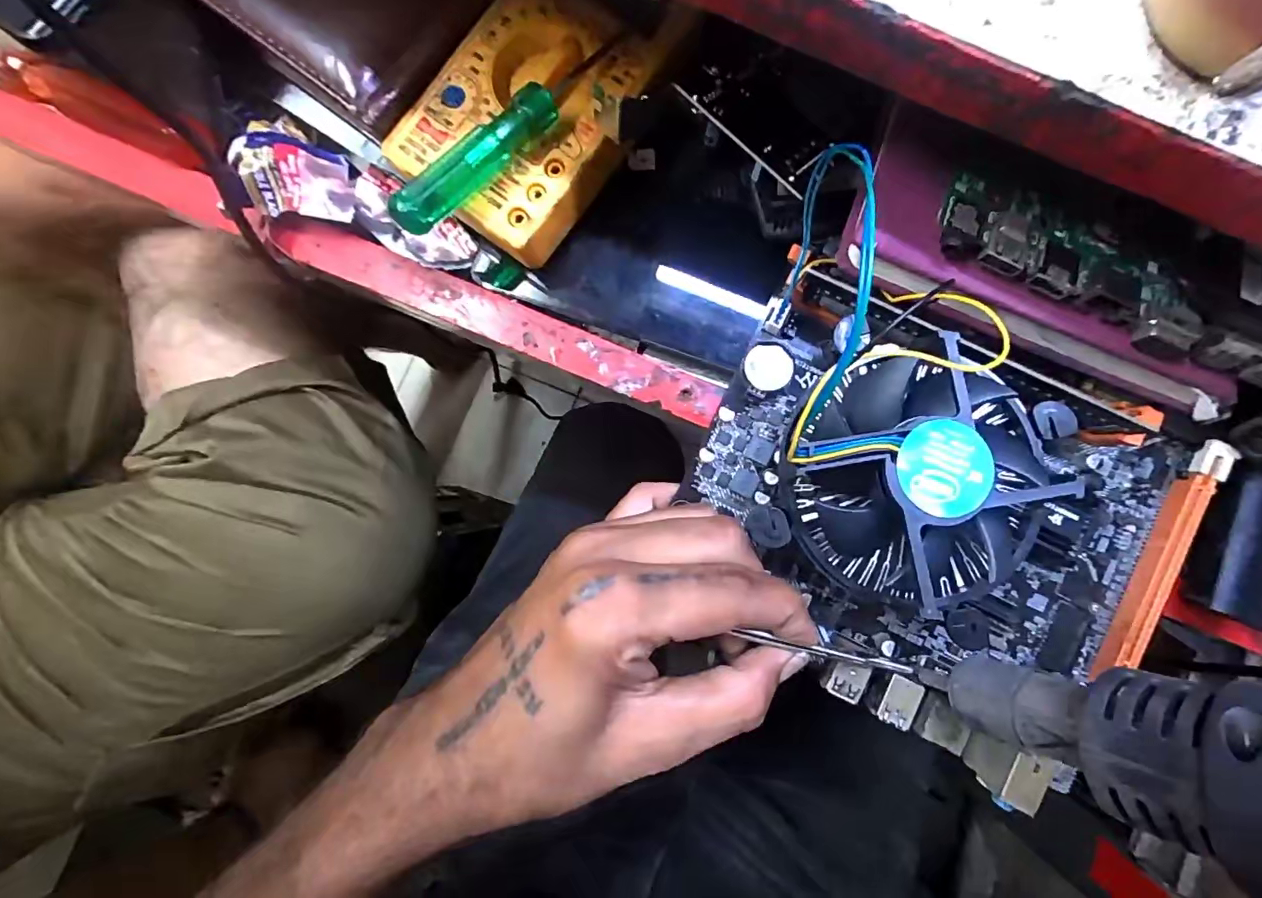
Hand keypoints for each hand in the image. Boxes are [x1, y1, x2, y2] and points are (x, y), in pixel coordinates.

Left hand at [205, 484, 816, 896]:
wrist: (455, 744)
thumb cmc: (545, 759)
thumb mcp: (647, 750)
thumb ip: (731, 702)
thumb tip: (784, 658)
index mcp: (615, 607)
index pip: (730, 590)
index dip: (782, 613)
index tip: (807, 641)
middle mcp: (606, 550)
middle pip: (722, 540)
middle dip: (761, 587)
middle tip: (764, 640)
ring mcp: (592, 532)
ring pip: (698, 517)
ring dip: (732, 561)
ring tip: (730, 615)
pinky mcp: (585, 532)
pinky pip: (657, 502)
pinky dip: (692, 524)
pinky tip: (697, 561)